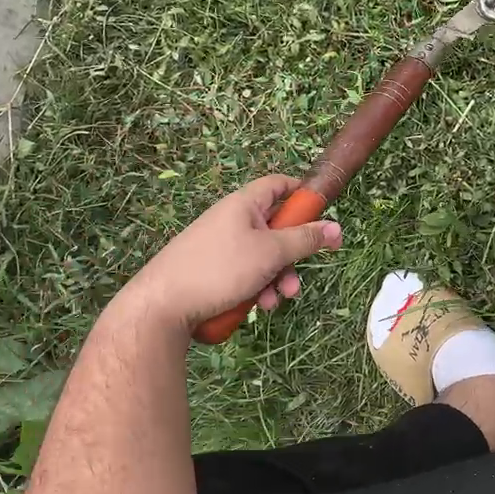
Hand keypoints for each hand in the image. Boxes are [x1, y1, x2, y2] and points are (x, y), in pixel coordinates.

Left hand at [119, 174, 342, 334]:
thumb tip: (338, 228)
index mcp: (243, 204)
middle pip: (275, 227)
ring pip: (261, 255)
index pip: (280, 185)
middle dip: (293, 253)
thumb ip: (307, 239)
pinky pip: (242, 272)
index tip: (321, 213)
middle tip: (302, 272)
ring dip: (277, 276)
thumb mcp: (272, 252)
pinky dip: (255, 287)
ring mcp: (217, 247)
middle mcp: (230, 220)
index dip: (302, 195)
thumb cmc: (219, 270)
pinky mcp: (207, 272)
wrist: (156, 309)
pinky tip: (256, 307)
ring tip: (277, 300)